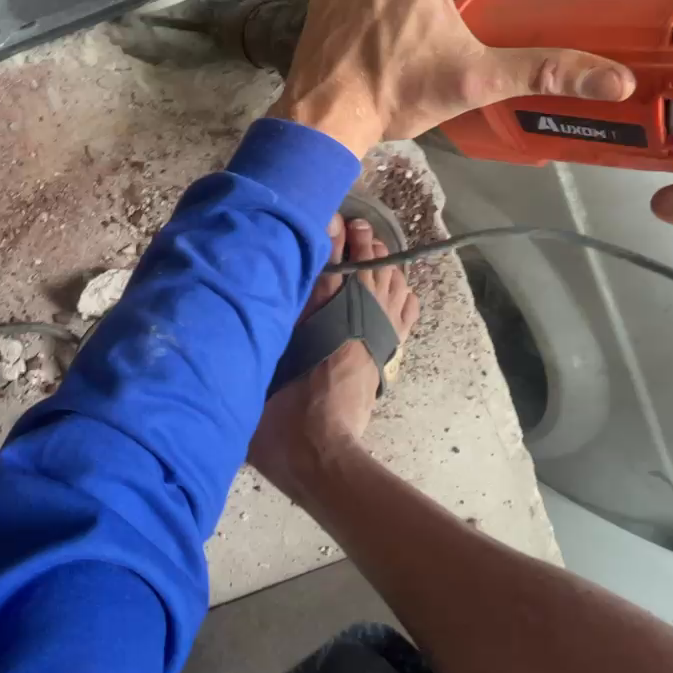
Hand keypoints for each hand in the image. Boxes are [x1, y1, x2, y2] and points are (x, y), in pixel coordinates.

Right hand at [250, 215, 418, 497]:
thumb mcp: (268, 359)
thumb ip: (276, 313)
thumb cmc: (279, 411)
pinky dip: (400, 289)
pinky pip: (404, 312)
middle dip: (360, 241)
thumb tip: (285, 278)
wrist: (317, 456)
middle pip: (366, 267)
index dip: (332, 236)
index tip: (328, 216)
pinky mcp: (387, 357)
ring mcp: (376, 338)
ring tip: (369, 243)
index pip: (332, 262)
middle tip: (348, 224)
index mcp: (322, 317)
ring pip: (390, 285)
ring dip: (381, 260)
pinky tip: (392, 281)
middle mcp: (355, 321)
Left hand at [269, 0, 635, 156]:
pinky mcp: (319, 5)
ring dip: (413, 4)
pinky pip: (360, 1)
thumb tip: (617, 80)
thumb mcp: (478, 79)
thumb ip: (545, 72)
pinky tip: (382, 43)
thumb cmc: (401, 92)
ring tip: (427, 41)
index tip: (516, 2)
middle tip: (472, 31)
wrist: (324, 117)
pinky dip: (374, 16)